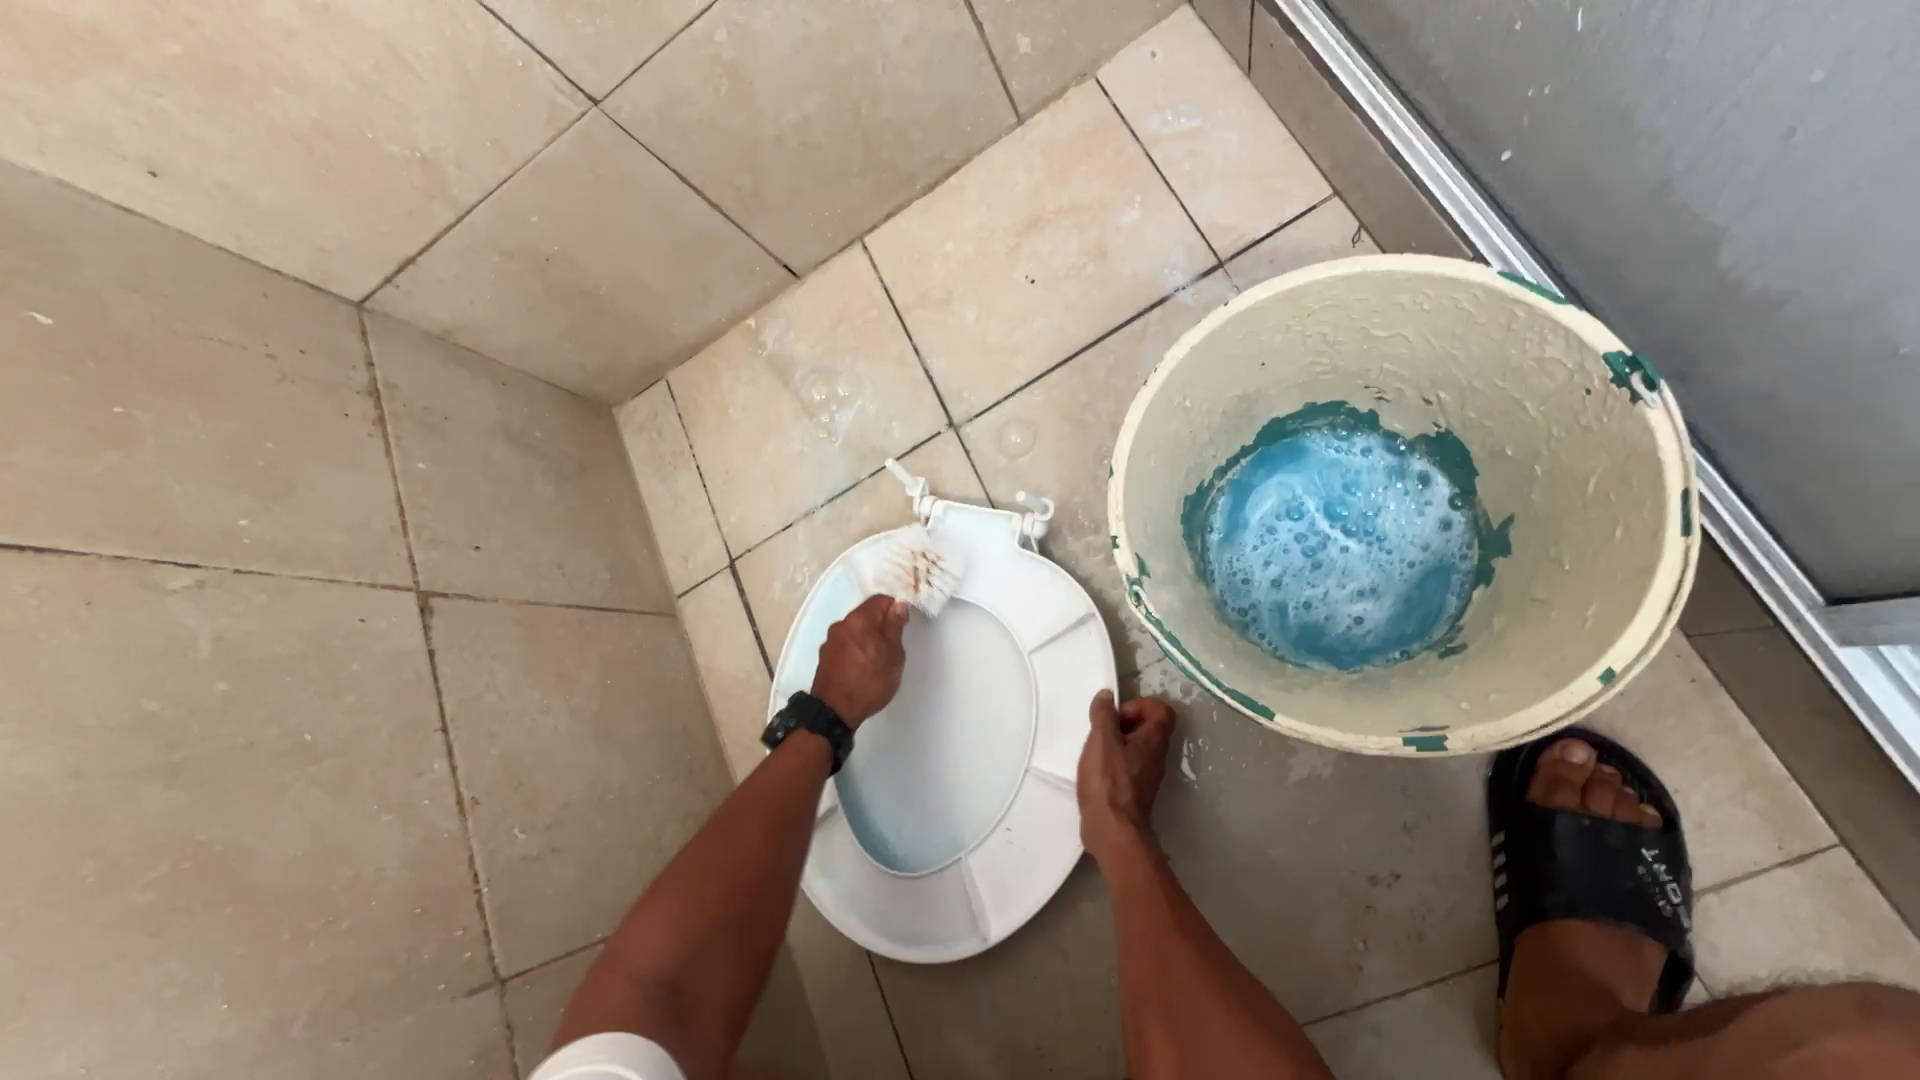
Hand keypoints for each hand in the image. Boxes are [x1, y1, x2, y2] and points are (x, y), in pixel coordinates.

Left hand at [810, 595, 909, 728]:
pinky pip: (846, 643)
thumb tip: (898, 606)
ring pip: (855, 630)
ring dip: (868, 637)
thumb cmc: (870, 682)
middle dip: (881, 624)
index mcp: (859, 619)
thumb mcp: (893, 655)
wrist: (835, 711)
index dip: (895, 607)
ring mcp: (830, 640)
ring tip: (878, 658)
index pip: (881, 599)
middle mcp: (841, 624)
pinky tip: (863, 666)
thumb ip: (895, 627)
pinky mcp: (825, 655)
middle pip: (866, 614)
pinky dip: (856, 648)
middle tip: (894, 644)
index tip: (904, 622)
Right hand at [1077, 691, 1175, 862]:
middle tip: (1102, 730)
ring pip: (1137, 747)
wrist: (1112, 830)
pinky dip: (1114, 761)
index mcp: (1153, 740)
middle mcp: (1157, 756)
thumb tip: (1107, 695)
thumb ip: (1104, 715)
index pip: (1162, 710)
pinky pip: (1129, 765)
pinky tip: (1095, 769)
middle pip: (1149, 727)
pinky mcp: (1135, 790)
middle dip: (1124, 722)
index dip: (1140, 705)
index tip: (1116, 715)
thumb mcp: (1101, 741)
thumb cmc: (1108, 781)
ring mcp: (1148, 775)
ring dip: (1116, 742)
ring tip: (1095, 749)